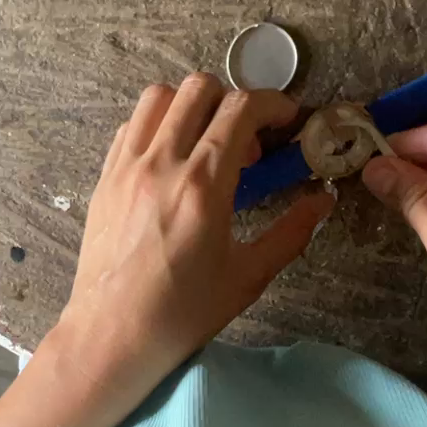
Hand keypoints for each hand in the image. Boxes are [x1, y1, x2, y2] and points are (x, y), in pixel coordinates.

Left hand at [47, 73, 333, 395]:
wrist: (112, 337)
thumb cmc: (183, 314)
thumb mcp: (247, 277)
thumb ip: (289, 233)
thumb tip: (322, 201)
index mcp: (203, 185)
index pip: (241, 109)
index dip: (273, 104)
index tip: (286, 123)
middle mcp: (161, 164)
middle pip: (199, 89)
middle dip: (233, 102)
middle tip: (246, 143)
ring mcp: (126, 168)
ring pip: (158, 97)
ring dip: (190, 106)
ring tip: (204, 144)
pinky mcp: (104, 180)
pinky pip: (131, 127)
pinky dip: (157, 126)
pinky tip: (170, 161)